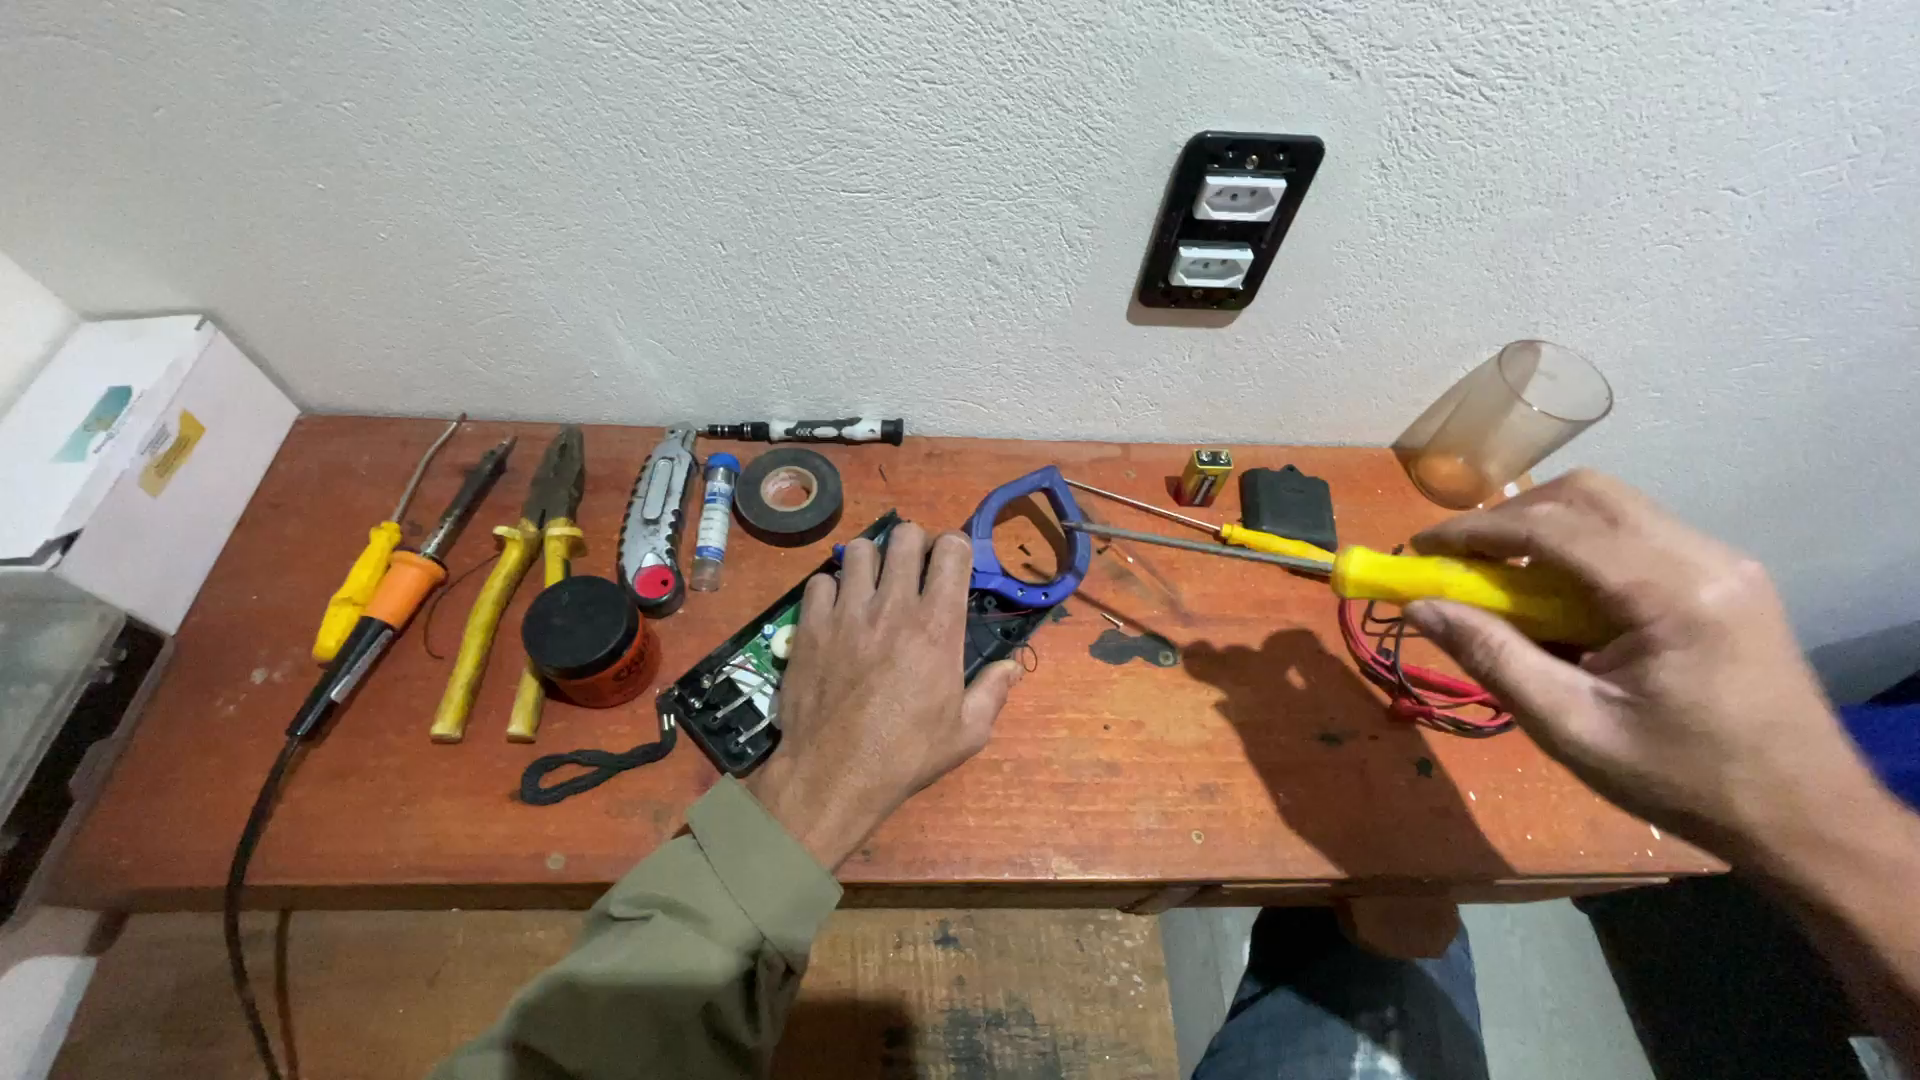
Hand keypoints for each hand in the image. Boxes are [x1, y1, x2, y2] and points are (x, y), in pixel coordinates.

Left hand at [745, 523, 1024, 869]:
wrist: (834, 774)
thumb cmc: (906, 755)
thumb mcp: (966, 733)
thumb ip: (993, 691)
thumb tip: (1014, 666)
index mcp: (937, 626)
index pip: (952, 549)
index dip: (956, 548)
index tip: (952, 566)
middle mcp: (894, 606)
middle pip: (906, 535)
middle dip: (915, 544)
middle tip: (914, 570)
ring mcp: (847, 612)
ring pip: (860, 549)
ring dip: (872, 561)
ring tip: (873, 586)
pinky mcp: (810, 625)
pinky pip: (820, 581)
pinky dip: (831, 589)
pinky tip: (837, 612)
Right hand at [1402, 470, 1880, 863]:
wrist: (1803, 817)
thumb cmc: (1680, 779)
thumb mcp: (1569, 726)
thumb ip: (1491, 657)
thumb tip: (1420, 606)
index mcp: (1673, 596)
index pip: (1554, 528)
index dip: (1475, 530)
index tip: (1420, 549)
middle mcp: (1706, 558)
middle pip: (1585, 495)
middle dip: (1508, 518)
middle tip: (1461, 560)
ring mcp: (1722, 563)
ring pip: (1609, 507)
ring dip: (1540, 528)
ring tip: (1499, 578)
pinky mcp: (1722, 576)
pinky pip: (1632, 533)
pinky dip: (1575, 547)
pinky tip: (1554, 595)